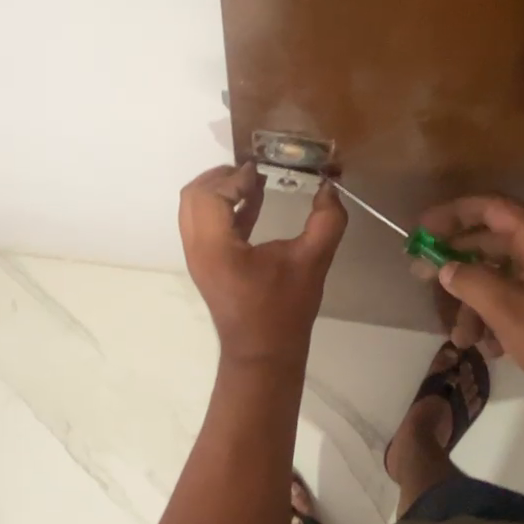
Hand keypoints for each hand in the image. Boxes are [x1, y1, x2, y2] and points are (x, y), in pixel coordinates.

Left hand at [180, 165, 347, 367]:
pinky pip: (204, 222)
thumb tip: (330, 187)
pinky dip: (224, 205)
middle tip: (254, 170)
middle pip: (194, 196)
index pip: (212, 194)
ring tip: (255, 180)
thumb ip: (326, 220)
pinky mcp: (206, 262)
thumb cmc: (285, 310)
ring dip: (221, 189)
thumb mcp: (312, 262)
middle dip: (223, 176)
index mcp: (216, 247)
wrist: (263, 354)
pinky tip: (255, 198)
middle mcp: (198, 248)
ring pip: (194, 207)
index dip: (237, 177)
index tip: (264, 170)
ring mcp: (198, 256)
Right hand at [419, 194, 523, 406]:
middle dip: (456, 262)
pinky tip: (488, 346)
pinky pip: (516, 296)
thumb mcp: (509, 308)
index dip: (453, 213)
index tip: (423, 229)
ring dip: (474, 302)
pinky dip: (496, 315)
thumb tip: (446, 268)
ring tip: (460, 336)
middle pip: (490, 241)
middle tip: (422, 276)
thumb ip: (471, 281)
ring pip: (500, 275)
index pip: (490, 207)